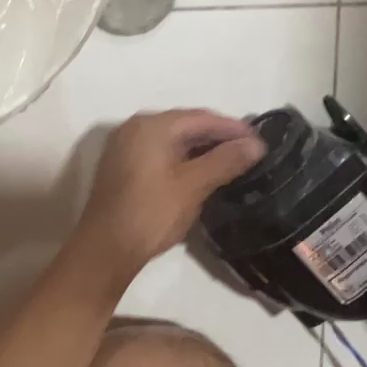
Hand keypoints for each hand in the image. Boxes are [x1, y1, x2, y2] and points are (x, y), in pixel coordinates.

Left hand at [73, 110, 265, 277]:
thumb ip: (225, 161)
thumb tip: (256, 144)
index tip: (262, 142)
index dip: (233, 128)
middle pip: (185, 124)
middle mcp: (133, 127)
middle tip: (249, 151)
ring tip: (231, 162)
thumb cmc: (151, 213)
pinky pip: (158, 153)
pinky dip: (181, 158)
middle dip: (218, 136)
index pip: (201, 117)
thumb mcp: (193, 186)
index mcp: (151, 125)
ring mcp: (124, 146)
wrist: (105, 249)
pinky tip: (200, 172)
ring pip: (171, 140)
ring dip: (200, 148)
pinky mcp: (121, 166)